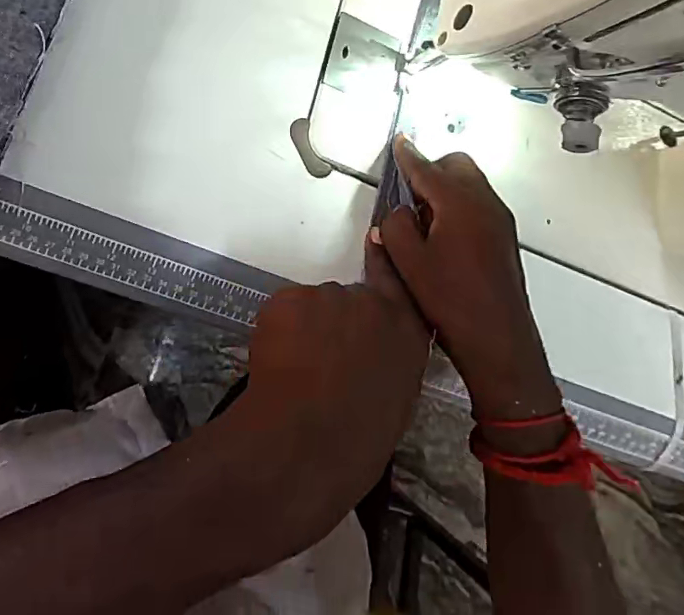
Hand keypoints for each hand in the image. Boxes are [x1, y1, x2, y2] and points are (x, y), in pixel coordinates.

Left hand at [221, 246, 429, 546]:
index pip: (397, 280)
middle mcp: (369, 302)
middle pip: (346, 299)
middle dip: (333, 322)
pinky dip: (278, 333)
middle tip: (320, 361)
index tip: (375, 237)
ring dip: (304, 329)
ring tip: (298, 372)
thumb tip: (373, 352)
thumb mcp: (397, 397)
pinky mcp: (289, 299)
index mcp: (405, 329)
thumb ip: (390, 357)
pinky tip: (278, 366)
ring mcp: (327, 295)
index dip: (383, 260)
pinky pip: (284, 311)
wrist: (304, 445)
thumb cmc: (358, 440)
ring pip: (311, 307)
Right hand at [376, 136, 561, 421]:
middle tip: (408, 191)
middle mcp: (484, 203)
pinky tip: (443, 236)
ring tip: (423, 220)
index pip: (426, 167)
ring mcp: (499, 219)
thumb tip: (397, 214)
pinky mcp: (504, 236)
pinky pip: (479, 203)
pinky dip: (459, 205)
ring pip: (470, 182)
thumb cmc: (457, 304)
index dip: (408, 155)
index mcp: (458, 202)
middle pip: (455, 165)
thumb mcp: (407, 262)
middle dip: (430, 170)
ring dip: (446, 189)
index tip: (400, 144)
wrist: (498, 339)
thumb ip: (394, 226)